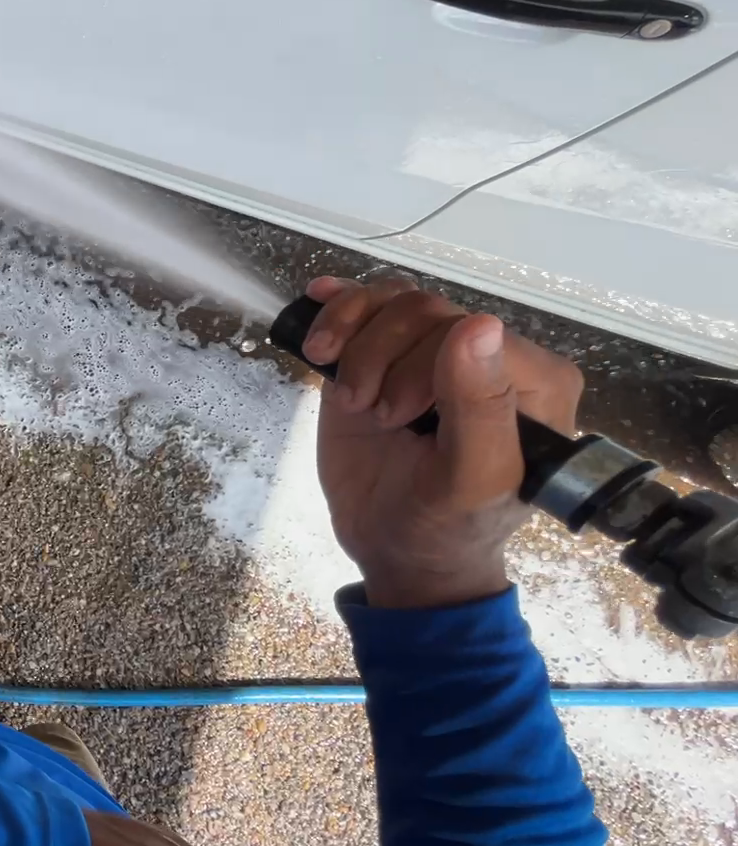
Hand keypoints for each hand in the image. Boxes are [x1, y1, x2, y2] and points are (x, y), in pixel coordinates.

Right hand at [301, 276, 584, 608]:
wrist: (391, 545)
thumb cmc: (444, 524)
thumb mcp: (472, 478)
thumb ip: (481, 406)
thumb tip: (475, 324)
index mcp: (529, 381)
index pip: (466, 329)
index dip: (415, 365)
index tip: (393, 416)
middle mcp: (481, 358)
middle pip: (420, 310)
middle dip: (376, 359)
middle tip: (370, 413)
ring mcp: (421, 356)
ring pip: (388, 301)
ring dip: (348, 340)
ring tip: (344, 393)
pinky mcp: (375, 361)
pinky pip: (362, 308)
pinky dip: (334, 307)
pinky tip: (317, 319)